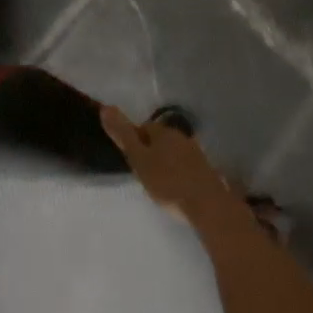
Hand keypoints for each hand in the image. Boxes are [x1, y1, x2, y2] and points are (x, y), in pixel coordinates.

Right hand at [101, 106, 241, 226]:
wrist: (206, 204)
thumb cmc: (167, 181)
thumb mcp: (138, 159)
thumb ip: (123, 135)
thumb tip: (106, 107)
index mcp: (163, 132)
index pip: (144, 127)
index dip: (134, 140)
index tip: (130, 158)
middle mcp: (181, 137)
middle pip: (160, 138)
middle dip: (151, 150)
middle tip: (142, 171)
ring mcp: (196, 152)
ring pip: (174, 151)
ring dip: (166, 160)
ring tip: (158, 180)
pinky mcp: (206, 169)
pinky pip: (186, 164)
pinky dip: (178, 171)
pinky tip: (176, 186)